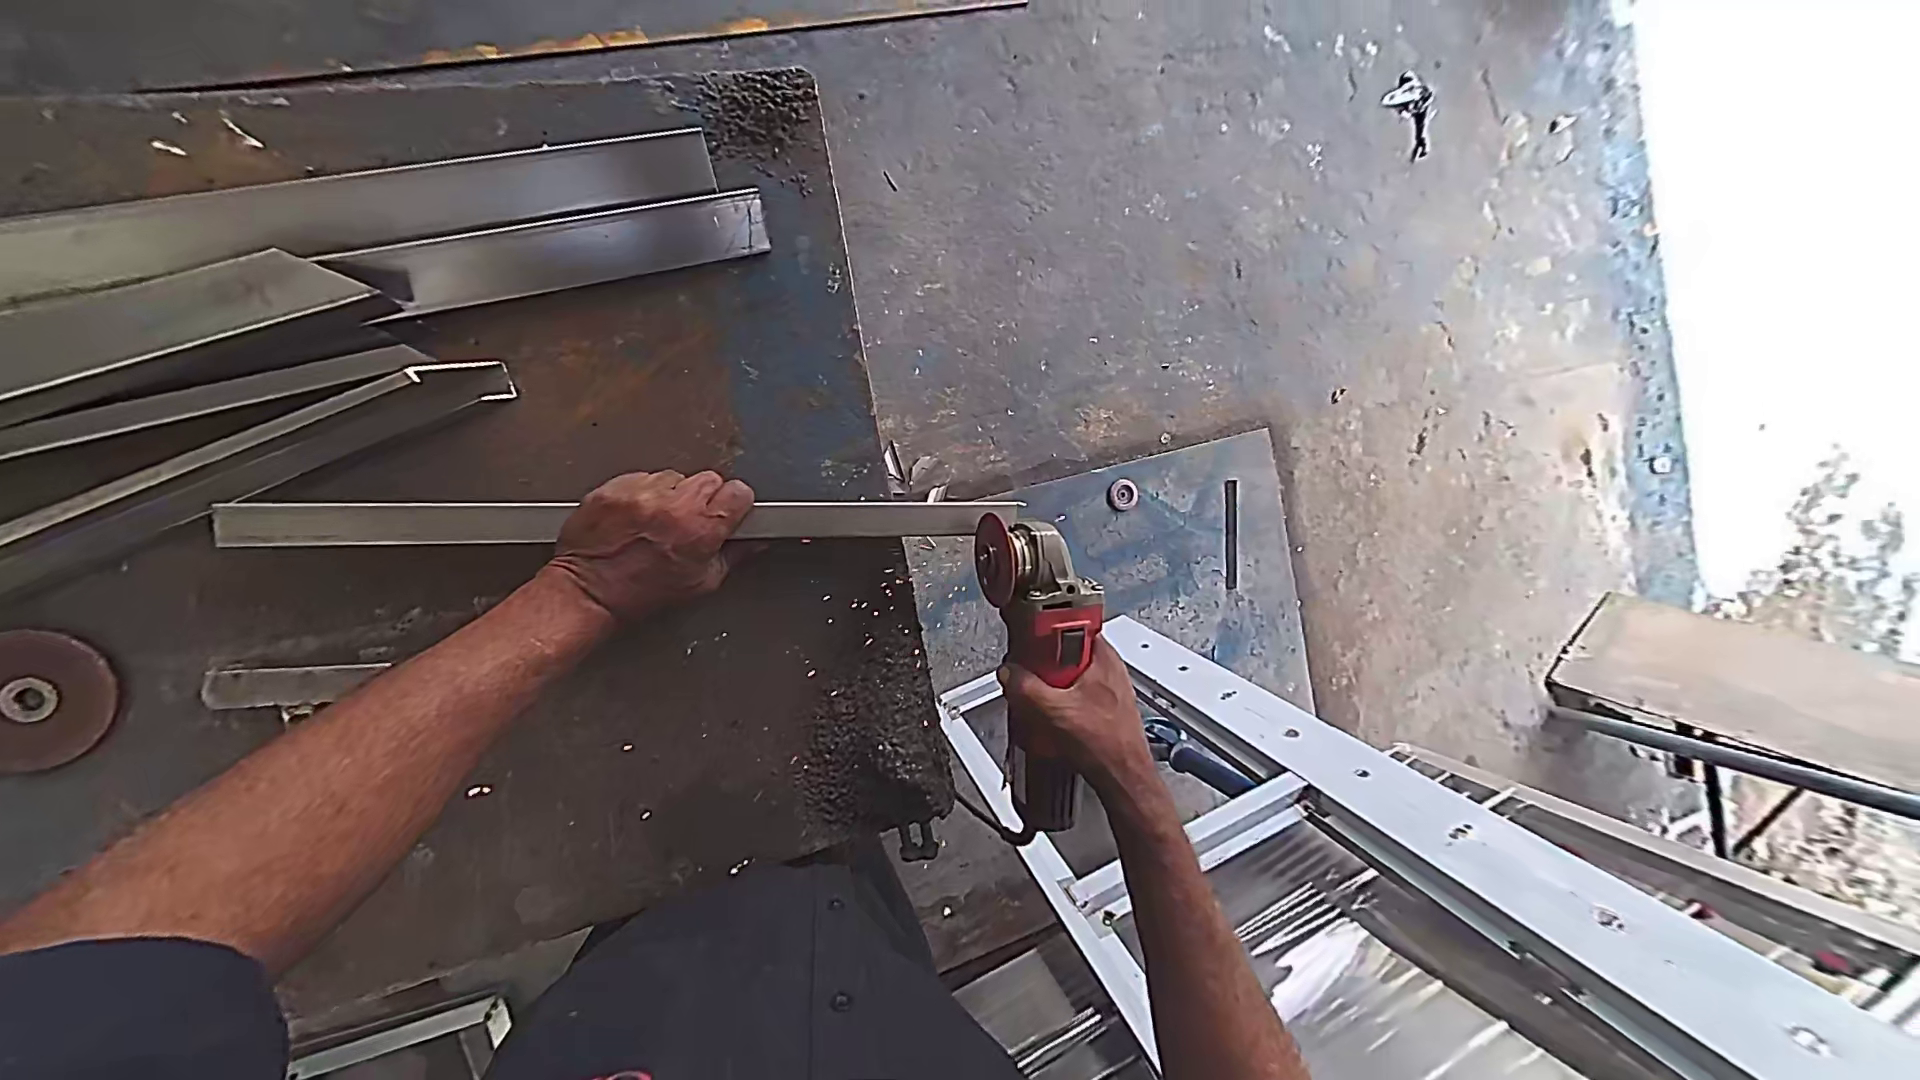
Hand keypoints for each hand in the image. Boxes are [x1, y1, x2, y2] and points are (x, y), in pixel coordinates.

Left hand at [545, 470, 753, 619]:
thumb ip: (734, 556)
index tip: (730, 511)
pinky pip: (643, 478)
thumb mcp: (702, 583)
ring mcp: (642, 494)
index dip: (736, 502)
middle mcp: (673, 506)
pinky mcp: (616, 487)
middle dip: (706, 498)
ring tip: (660, 520)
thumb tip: (755, 542)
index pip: (738, 492)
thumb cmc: (642, 592)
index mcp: (701, 530)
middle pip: (710, 479)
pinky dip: (644, 493)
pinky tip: (639, 515)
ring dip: (673, 493)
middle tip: (692, 520)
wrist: (590, 592)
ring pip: (676, 476)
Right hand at [997, 636, 1156, 794]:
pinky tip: (1053, 720)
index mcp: (1102, 654)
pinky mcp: (1104, 705)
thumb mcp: (1054, 710)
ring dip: (1050, 687)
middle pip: (1063, 652)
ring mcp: (1107, 686)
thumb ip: (1025, 687)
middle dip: (1043, 667)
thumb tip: (1010, 673)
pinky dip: (1060, 702)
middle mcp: (1108, 665)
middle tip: (1030, 679)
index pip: (1069, 623)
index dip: (1045, 630)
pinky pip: (1074, 694)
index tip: (1028, 639)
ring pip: (1067, 675)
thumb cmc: (1106, 744)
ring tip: (1040, 704)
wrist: (1123, 777)